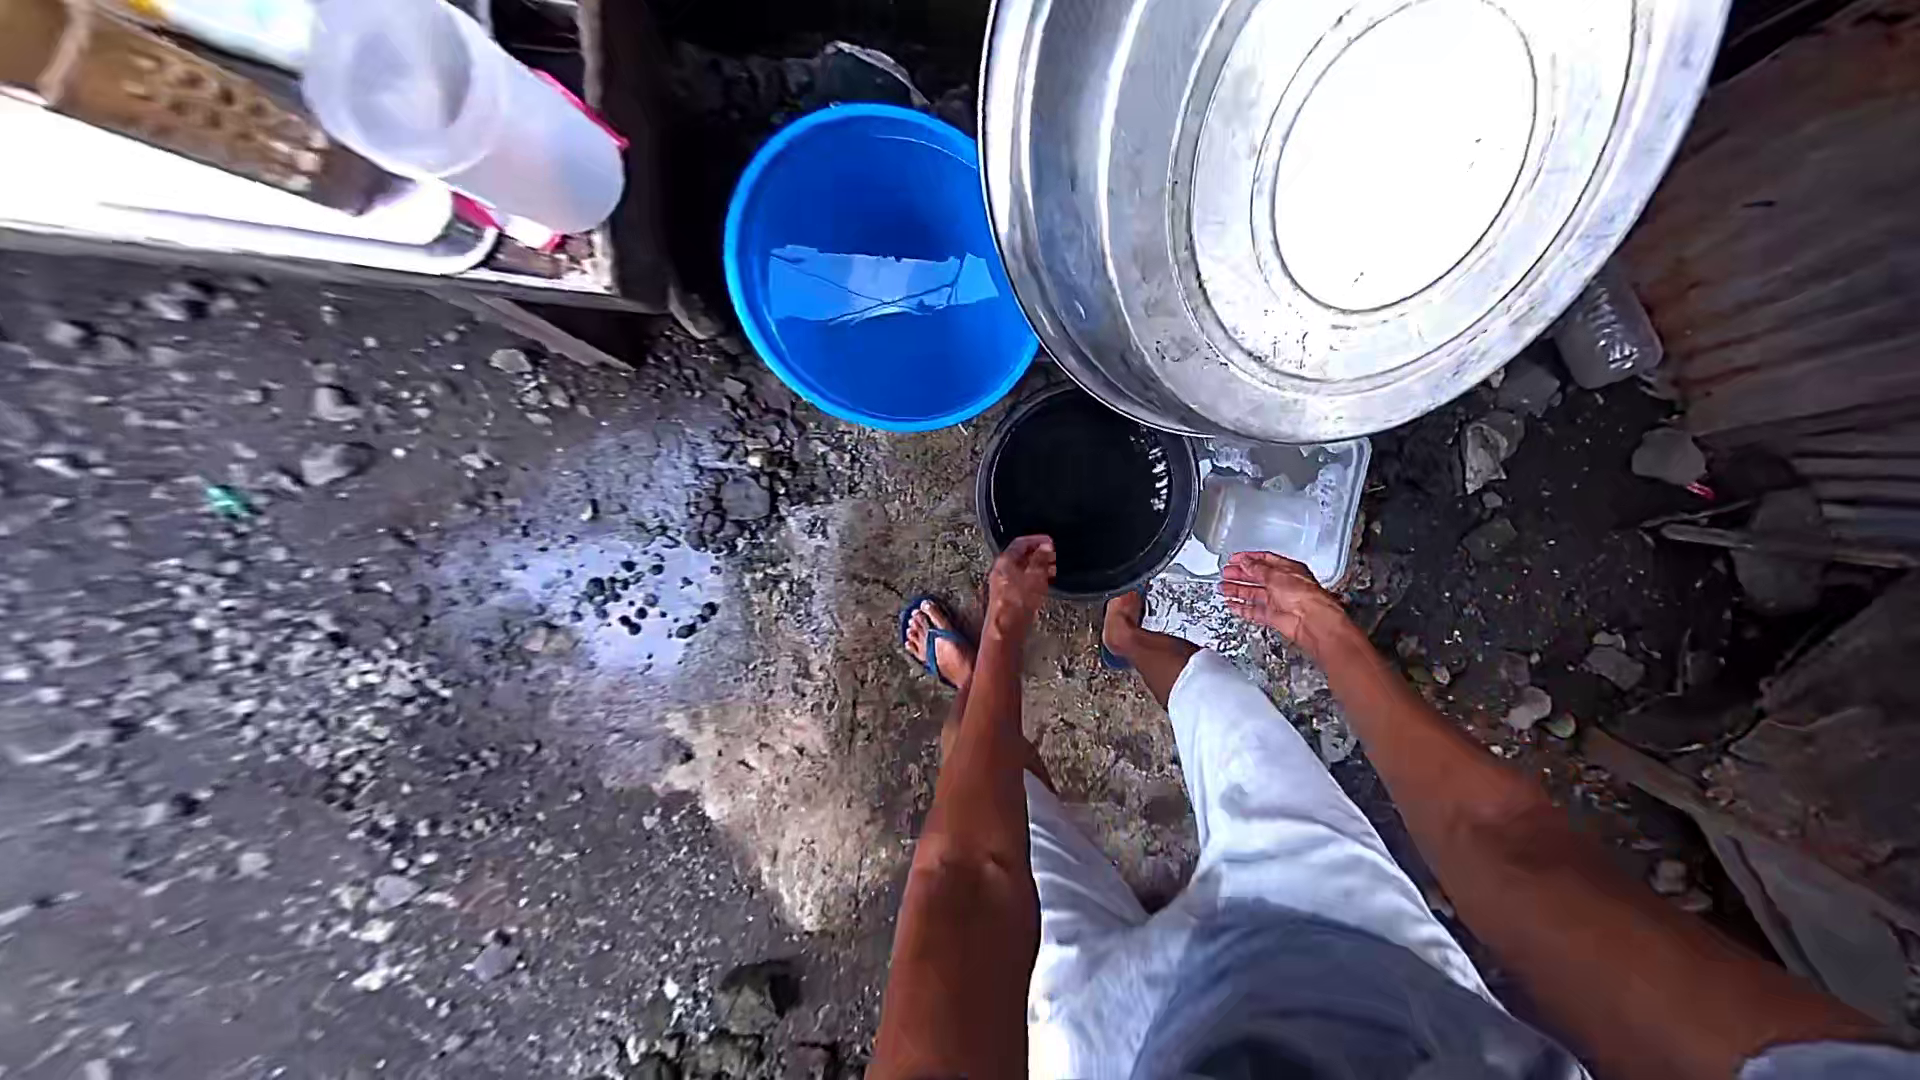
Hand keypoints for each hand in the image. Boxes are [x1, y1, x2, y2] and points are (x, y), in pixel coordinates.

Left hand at [986, 535, 1055, 635]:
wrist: (1006, 630)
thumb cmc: (1016, 604)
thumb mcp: (1035, 576)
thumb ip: (1041, 559)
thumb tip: (1046, 547)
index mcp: (1004, 561)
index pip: (1020, 542)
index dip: (1037, 540)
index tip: (1049, 541)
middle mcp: (1002, 571)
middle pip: (1021, 556)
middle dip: (1039, 553)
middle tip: (1053, 553)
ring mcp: (1004, 584)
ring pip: (1023, 569)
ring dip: (1039, 566)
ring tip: (1053, 568)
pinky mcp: (1009, 597)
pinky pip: (1023, 582)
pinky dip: (1035, 579)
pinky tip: (1045, 584)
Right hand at [1219, 552, 1350, 651]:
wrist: (1311, 621)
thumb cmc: (1304, 596)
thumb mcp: (1276, 575)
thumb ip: (1257, 568)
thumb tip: (1245, 561)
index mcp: (1288, 570)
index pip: (1265, 561)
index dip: (1248, 559)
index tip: (1234, 559)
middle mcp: (1284, 585)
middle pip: (1257, 578)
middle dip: (1240, 575)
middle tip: (1225, 573)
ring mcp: (1278, 601)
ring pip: (1253, 594)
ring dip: (1237, 590)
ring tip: (1223, 587)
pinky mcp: (1273, 617)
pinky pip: (1253, 611)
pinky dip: (1241, 608)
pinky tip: (1232, 604)